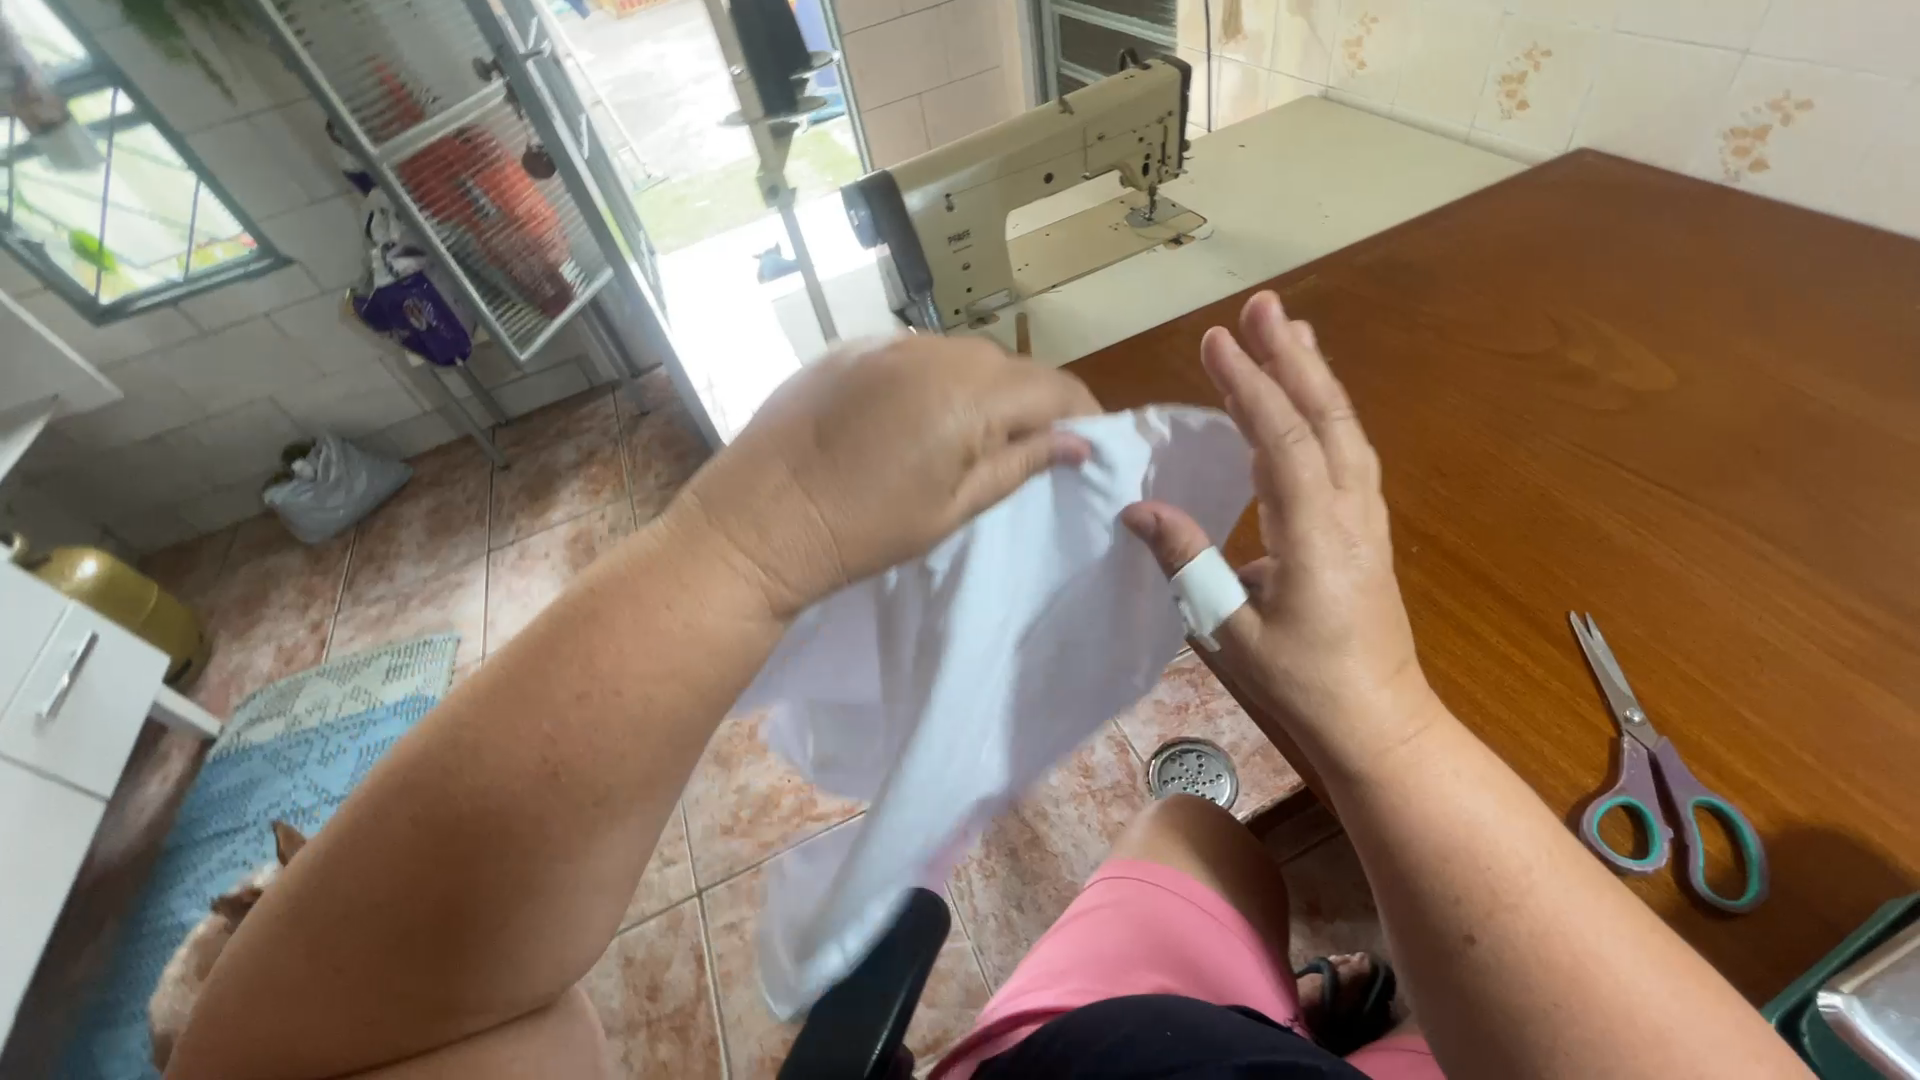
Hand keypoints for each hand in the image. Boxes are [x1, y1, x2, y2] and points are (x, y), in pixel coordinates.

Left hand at [681, 335, 1099, 618]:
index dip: (1081, 414)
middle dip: (1029, 403)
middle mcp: (932, 351)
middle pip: (1008, 366)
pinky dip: (932, 380)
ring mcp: (886, 344)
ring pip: (961, 356)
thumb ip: (1018, 464)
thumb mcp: (952, 508)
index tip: (1086, 445)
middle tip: (1026, 449)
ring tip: (966, 436)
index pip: (1053, 386)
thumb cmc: (862, 531)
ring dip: (979, 389)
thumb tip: (1075, 444)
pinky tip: (912, 419)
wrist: (758, 521)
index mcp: (967, 394)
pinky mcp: (849, 349)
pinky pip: (913, 355)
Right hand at [1121, 292, 1441, 770]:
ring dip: (1315, 377)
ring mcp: (1366, 519)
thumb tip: (1139, 508)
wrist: (1380, 722)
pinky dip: (1327, 413)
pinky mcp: (1367, 530)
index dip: (1247, 387)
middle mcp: (1348, 513)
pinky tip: (1312, 403)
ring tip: (1290, 333)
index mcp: (1314, 536)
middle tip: (1263, 307)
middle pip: (1323, 418)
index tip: (1215, 341)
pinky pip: (1348, 454)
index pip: (1279, 441)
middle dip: (1290, 358)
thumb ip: (1188, 564)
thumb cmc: (1303, 685)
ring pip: (1344, 431)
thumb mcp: (1231, 633)